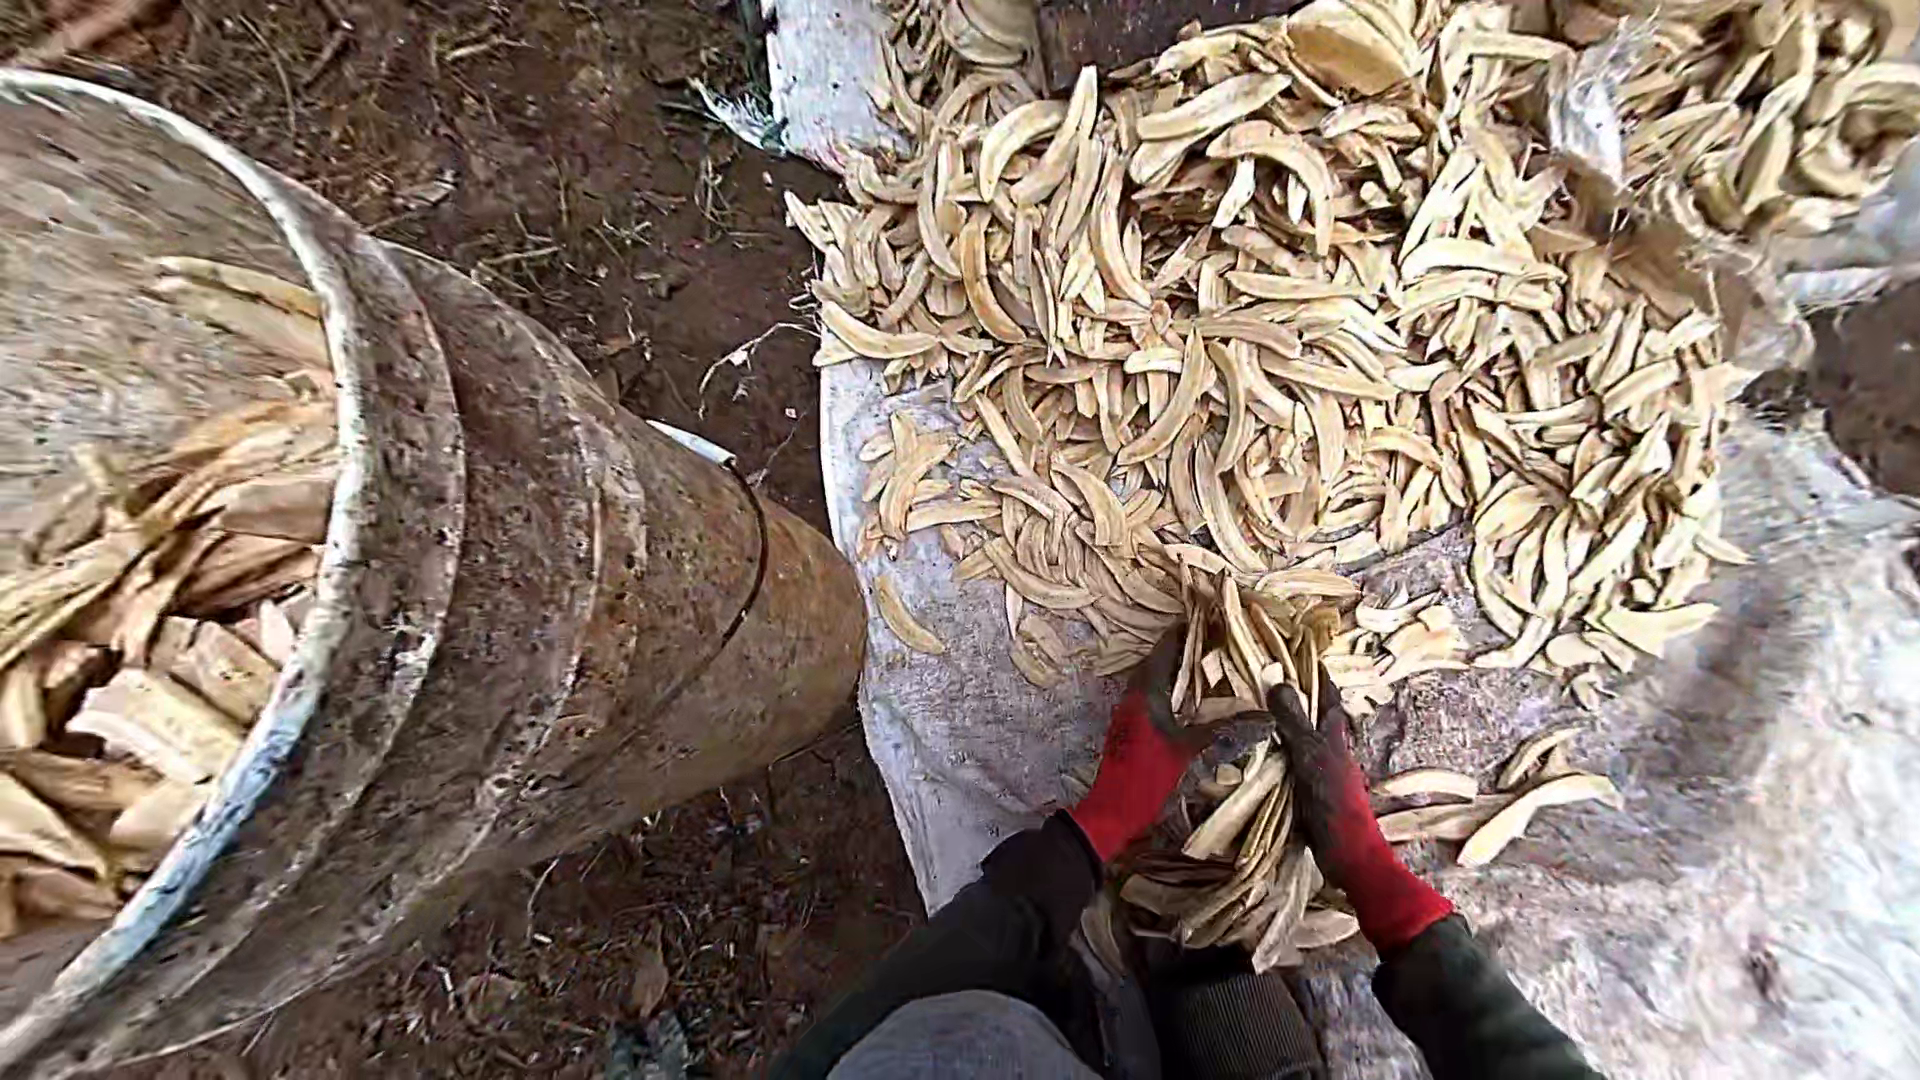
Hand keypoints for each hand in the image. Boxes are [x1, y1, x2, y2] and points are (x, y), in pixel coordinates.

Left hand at [1069, 630, 1204, 861]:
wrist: (1112, 808)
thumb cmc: (1148, 777)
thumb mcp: (1189, 752)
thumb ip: (1225, 732)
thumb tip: (1266, 719)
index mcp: (1145, 692)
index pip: (1163, 651)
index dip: (1182, 634)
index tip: (1203, 620)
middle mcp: (1133, 694)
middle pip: (1156, 661)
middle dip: (1180, 648)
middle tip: (1209, 639)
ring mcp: (1128, 710)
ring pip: (1151, 678)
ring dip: (1172, 668)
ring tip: (1201, 663)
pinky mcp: (1129, 724)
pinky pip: (1149, 694)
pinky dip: (1167, 687)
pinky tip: (1185, 698)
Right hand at [1268, 669, 1452, 953]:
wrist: (1350, 856)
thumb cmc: (1335, 802)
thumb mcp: (1311, 757)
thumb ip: (1295, 722)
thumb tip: (1280, 683)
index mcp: (1334, 738)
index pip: (1328, 697)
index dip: (1318, 676)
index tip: (1301, 653)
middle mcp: (1330, 750)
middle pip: (1314, 715)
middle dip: (1296, 696)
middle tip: (1264, 678)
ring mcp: (1320, 771)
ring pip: (1300, 737)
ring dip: (1281, 723)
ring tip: (1252, 710)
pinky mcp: (1309, 790)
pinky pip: (1288, 760)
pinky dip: (1274, 750)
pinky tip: (1254, 752)